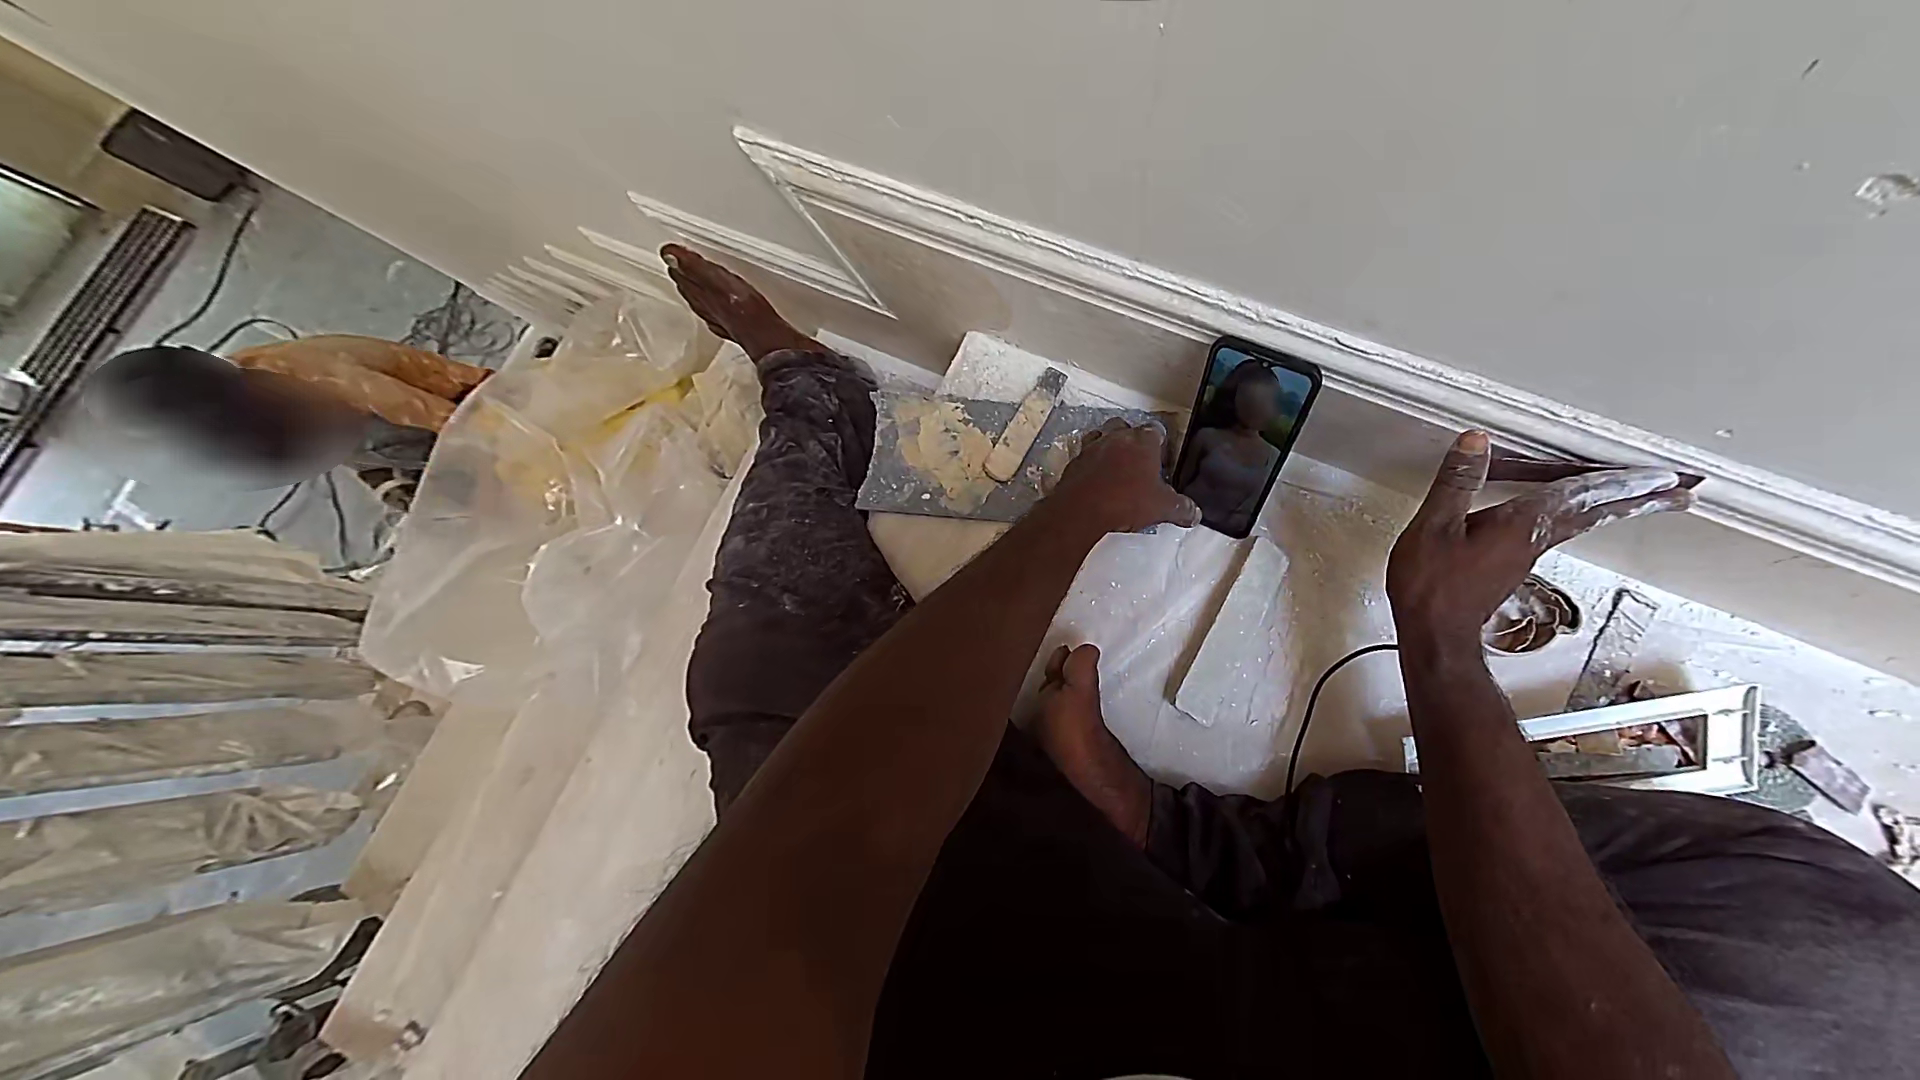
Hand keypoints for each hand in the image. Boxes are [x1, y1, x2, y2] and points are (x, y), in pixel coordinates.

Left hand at [1046, 419, 1200, 534]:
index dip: (1159, 440)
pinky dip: (1089, 464)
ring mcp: (1090, 448)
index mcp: (1142, 441)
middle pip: (1124, 426)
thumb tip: (1194, 513)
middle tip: (1136, 458)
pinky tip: (1094, 479)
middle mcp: (1115, 438)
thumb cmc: (1126, 501)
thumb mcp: (1162, 507)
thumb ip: (1181, 508)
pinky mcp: (1072, 463)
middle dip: (1130, 437)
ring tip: (1114, 466)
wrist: (1081, 511)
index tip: (1161, 452)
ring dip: (1107, 447)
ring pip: (1099, 436)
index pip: (1155, 430)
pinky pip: (1083, 457)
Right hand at [1386, 430, 1694, 654]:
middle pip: (1593, 515)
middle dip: (1638, 500)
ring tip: (1637, 502)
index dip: (1618, 479)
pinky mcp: (1507, 571)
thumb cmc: (1429, 584)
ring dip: (1610, 510)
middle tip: (1680, 492)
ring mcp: (1521, 559)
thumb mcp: (1432, 525)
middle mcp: (1530, 542)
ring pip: (1576, 526)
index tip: (1663, 473)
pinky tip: (1561, 522)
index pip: (1578, 494)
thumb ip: (1456, 483)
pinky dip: (1573, 522)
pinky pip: (1552, 536)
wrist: (1432, 633)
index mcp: (1519, 526)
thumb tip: (1475, 442)